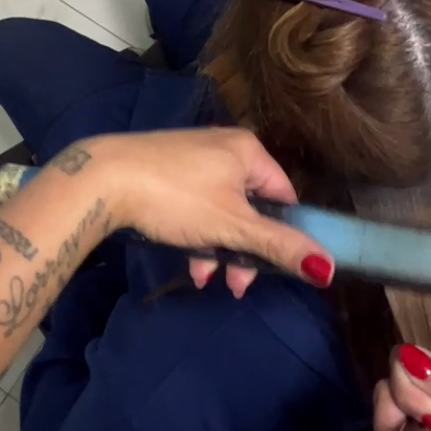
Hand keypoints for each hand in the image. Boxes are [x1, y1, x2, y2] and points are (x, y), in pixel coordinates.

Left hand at [42, 129, 333, 296]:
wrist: (103, 179)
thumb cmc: (176, 197)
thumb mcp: (232, 226)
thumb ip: (279, 246)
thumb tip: (327, 267)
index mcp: (248, 150)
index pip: (284, 196)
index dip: (283, 235)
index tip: (271, 270)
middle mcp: (224, 146)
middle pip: (252, 207)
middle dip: (244, 250)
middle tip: (234, 284)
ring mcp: (193, 156)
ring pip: (222, 210)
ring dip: (218, 248)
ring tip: (202, 277)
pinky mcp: (167, 168)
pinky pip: (196, 204)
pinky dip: (195, 233)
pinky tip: (185, 260)